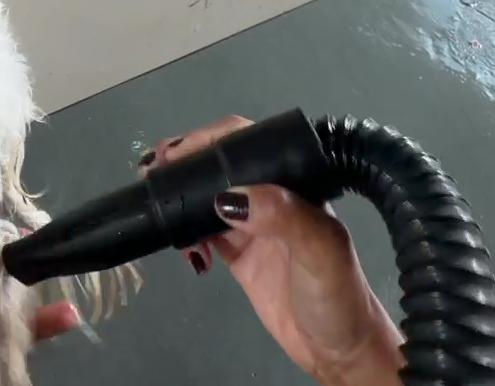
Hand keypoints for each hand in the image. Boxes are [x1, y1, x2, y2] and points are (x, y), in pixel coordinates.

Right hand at [143, 119, 405, 385]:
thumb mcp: (318, 248)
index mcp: (289, 181)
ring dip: (179, 196)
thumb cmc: (338, 295)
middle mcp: (267, 194)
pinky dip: (184, 232)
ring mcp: (251, 223)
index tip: (174, 152)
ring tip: (159, 203)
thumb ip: (281, 215)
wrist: (342, 355)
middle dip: (183, 162)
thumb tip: (228, 196)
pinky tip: (184, 246)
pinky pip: (201, 230)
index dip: (206, 140)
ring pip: (204, 194)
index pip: (242, 143)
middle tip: (153, 171)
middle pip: (217, 163)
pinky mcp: (237, 252)